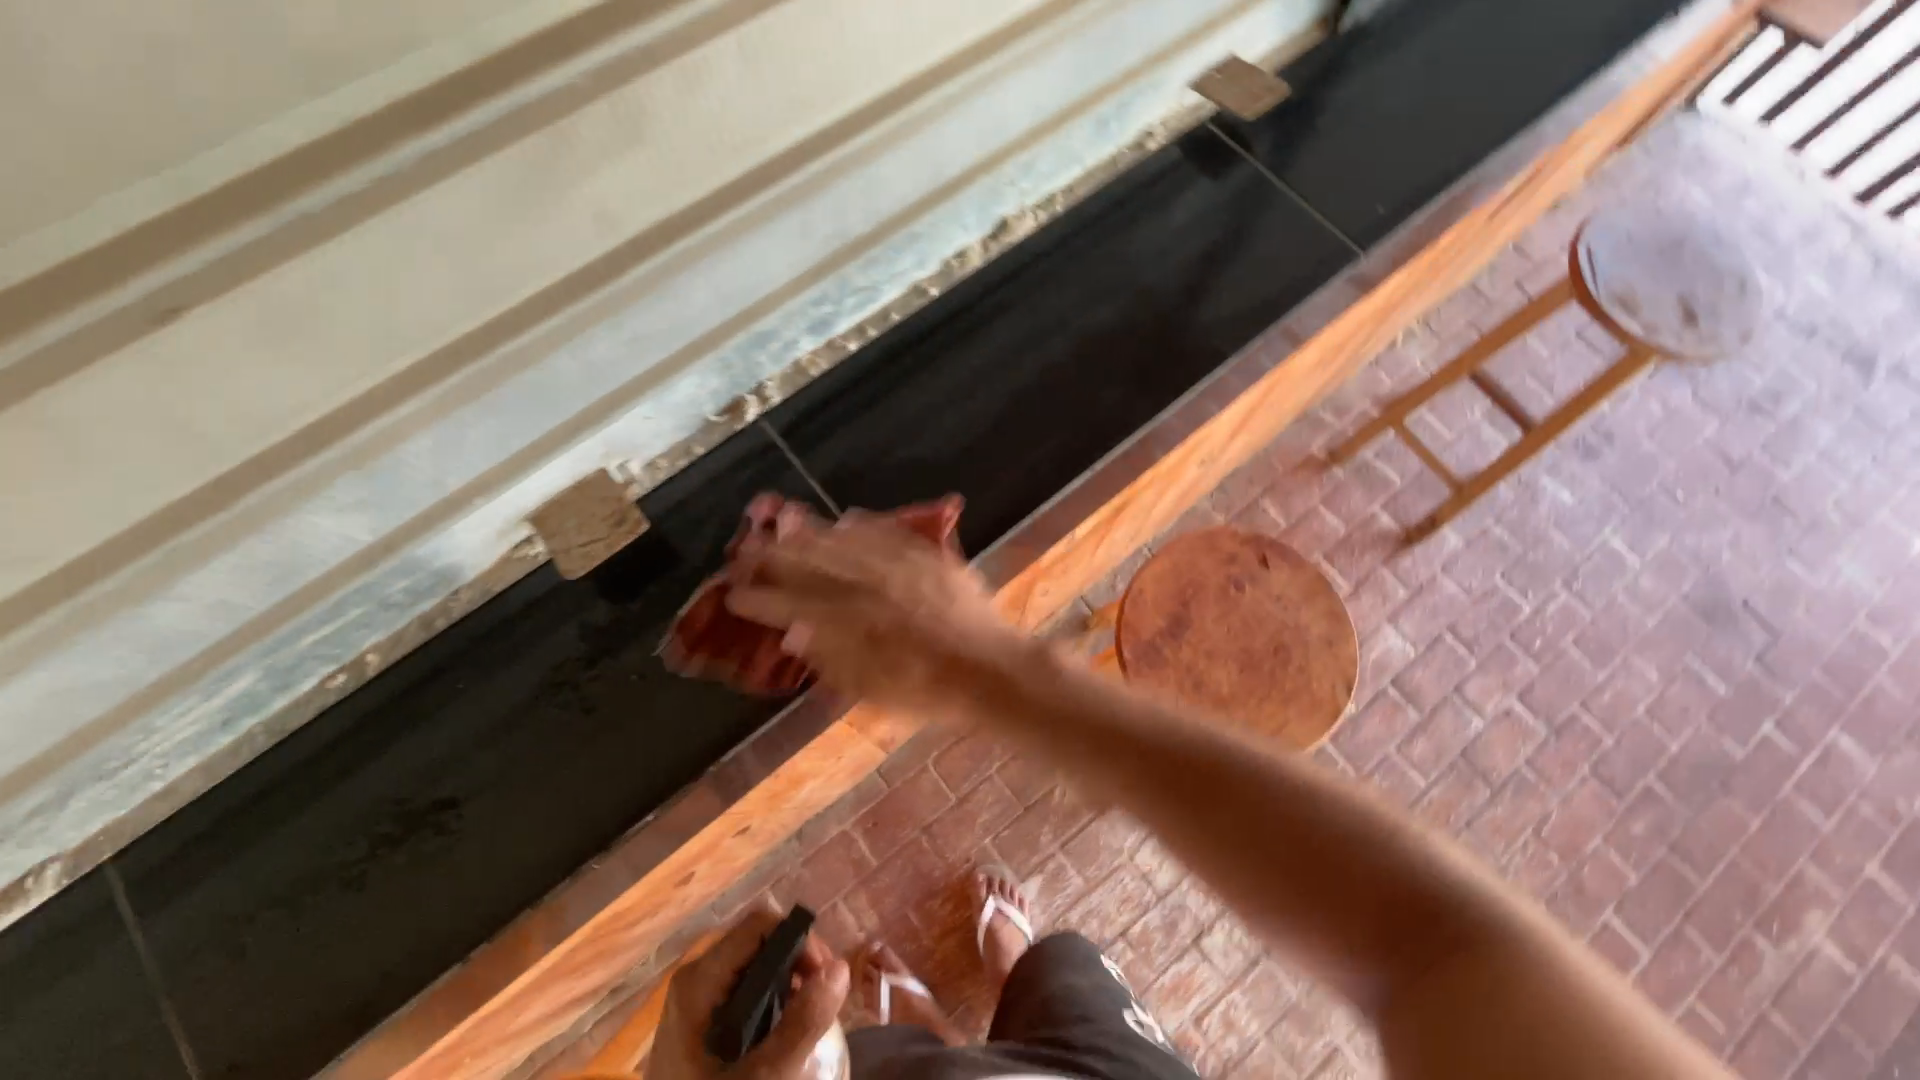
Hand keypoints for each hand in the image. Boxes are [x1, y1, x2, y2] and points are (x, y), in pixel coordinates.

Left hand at [646, 905, 850, 1079]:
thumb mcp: (764, 1077)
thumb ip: (802, 1024)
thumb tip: (841, 968)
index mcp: (700, 979)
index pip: (761, 924)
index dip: (799, 942)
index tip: (823, 980)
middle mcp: (695, 975)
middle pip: (759, 940)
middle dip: (797, 962)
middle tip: (821, 1003)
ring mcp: (696, 995)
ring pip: (754, 962)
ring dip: (788, 981)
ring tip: (805, 1020)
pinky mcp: (700, 1016)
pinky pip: (744, 985)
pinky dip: (771, 997)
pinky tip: (781, 1032)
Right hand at [724, 502, 1029, 715]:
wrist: (994, 672)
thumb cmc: (931, 693)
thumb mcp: (875, 692)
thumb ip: (833, 660)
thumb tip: (796, 634)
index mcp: (856, 625)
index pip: (796, 606)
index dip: (763, 599)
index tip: (734, 592)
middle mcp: (874, 589)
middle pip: (816, 565)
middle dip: (778, 555)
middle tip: (748, 545)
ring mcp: (905, 569)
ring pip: (849, 543)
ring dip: (815, 533)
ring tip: (786, 521)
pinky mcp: (931, 559)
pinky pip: (893, 535)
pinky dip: (868, 526)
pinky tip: (850, 517)